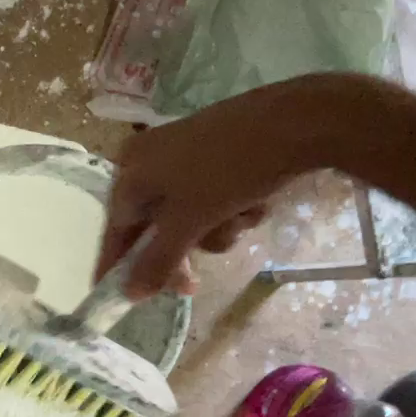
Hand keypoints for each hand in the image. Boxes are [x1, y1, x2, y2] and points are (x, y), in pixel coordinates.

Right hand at [95, 72, 383, 297]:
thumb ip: (157, 260)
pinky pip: (205, 196)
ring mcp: (180, 154)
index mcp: (129, 172)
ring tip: (242, 221)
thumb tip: (129, 294)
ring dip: (213, 230)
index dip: (118, 266)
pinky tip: (253, 203)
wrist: (299, 118)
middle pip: (152, 225)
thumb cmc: (229, 170)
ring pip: (184, 215)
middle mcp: (146, 161)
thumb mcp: (190, 222)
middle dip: (181, 250)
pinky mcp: (212, 152)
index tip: (120, 298)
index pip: (116, 231)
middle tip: (193, 286)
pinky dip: (226, 208)